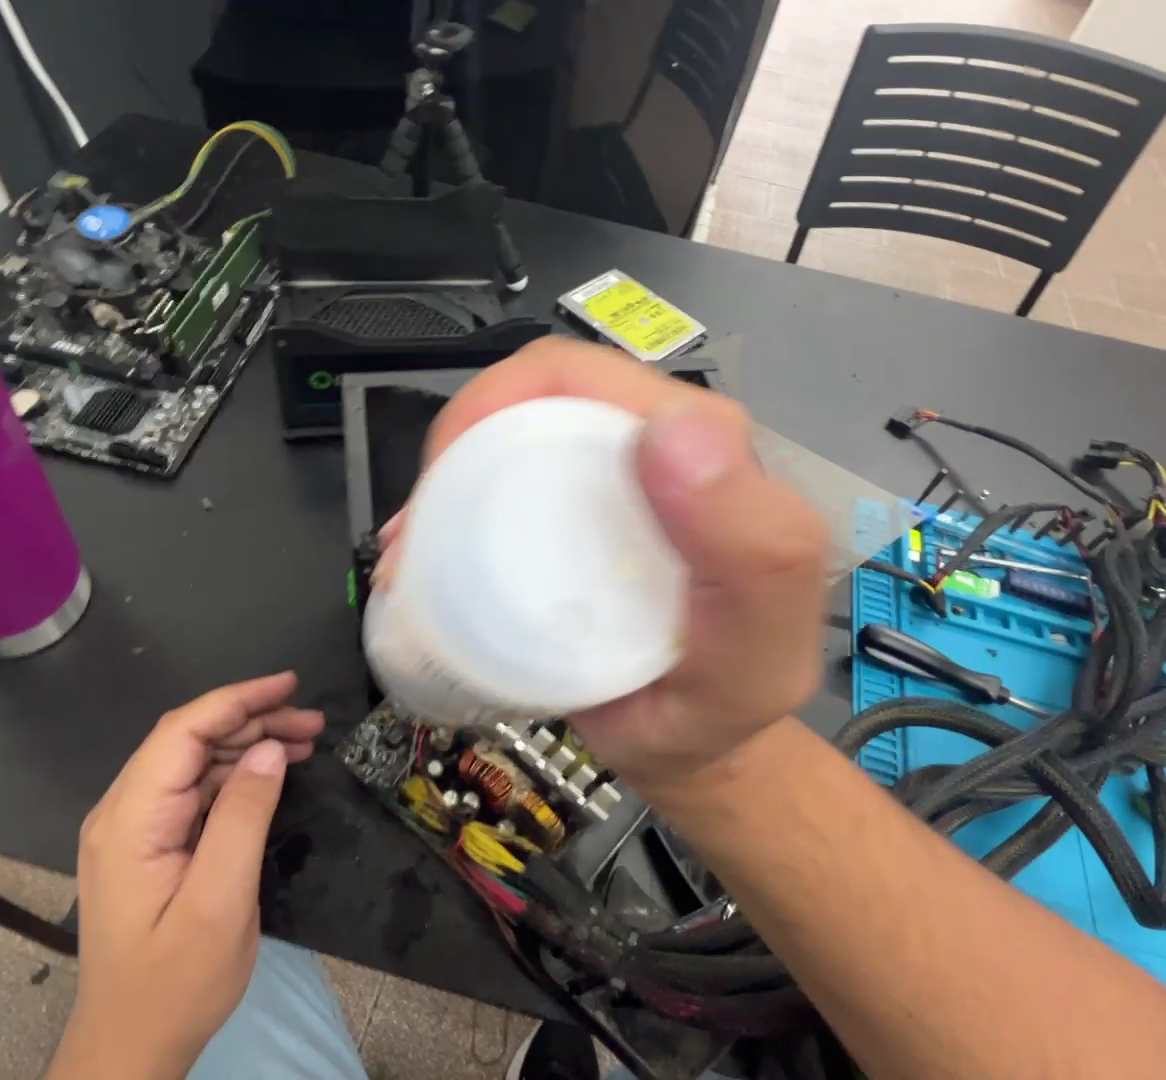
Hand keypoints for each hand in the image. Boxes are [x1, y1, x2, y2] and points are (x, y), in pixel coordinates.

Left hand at [48, 673, 323, 1079]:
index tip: (290, 685)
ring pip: (194, 762)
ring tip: (306, 741)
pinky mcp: (150, 846)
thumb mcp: (220, 902)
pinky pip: (194, 791)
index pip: (183, 732)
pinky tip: (274, 774)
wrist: (130, 1048)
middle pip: (189, 740)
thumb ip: (243, 817)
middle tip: (314, 723)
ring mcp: (134, 829)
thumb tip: (269, 750)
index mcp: (131, 820)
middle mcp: (123, 813)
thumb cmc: (175, 983)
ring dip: (248, 745)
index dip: (237, 699)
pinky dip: (237, 775)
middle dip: (252, 720)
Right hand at [418, 339, 829, 787]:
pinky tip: (421, 567)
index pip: (584, 380)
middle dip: (454, 451)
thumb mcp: (757, 646)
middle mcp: (649, 447)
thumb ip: (752, 549)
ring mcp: (604, 481)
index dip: (495, 405)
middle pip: (528, 404)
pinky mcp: (569, 516)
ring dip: (444, 488)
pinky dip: (450, 516)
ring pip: (504, 442)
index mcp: (703, 444)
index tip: (446, 489)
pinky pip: (497, 488)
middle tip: (415, 541)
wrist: (690, 745)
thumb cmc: (727, 701)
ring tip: (408, 561)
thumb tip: (669, 428)